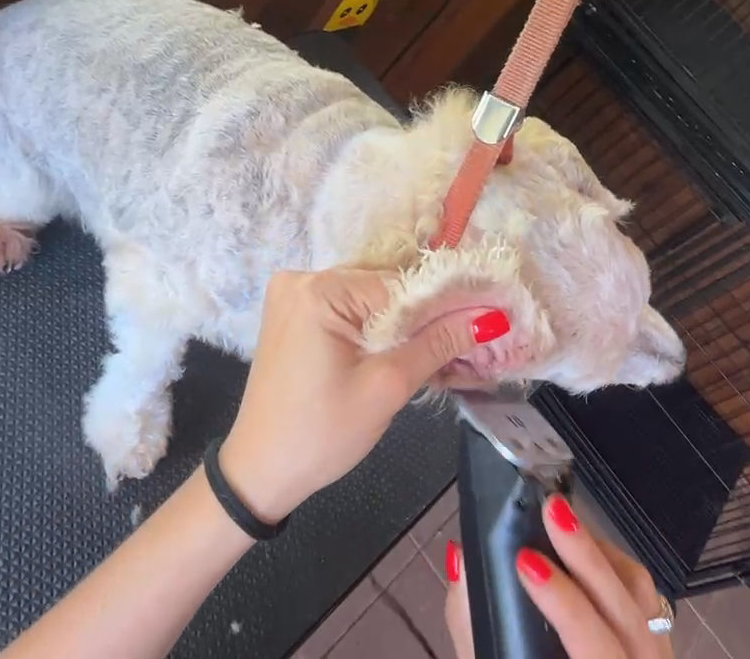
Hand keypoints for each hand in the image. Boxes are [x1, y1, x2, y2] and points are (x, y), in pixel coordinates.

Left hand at [219, 269, 507, 523]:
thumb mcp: (387, 387)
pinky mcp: (291, 315)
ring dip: (401, 323)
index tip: (488, 321)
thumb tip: (490, 316)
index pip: (400, 285)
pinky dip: (373, 328)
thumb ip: (437, 344)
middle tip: (472, 340)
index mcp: (319, 289)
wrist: (259, 470)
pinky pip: (345, 310)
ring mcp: (291, 295)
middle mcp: (301, 278)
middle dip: (425, 316)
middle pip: (383, 289)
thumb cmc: (322, 434)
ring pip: (367, 300)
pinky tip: (401, 349)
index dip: (446, 306)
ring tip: (444, 347)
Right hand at [446, 493, 670, 658]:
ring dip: (603, 555)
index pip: (598, 650)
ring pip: (645, 604)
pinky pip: (648, 601)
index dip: (567, 606)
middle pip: (629, 618)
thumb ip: (472, 630)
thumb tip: (461, 560)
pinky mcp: (658, 652)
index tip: (525, 563)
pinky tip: (583, 547)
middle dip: (589, 559)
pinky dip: (615, 565)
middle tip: (551, 510)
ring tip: (561, 519)